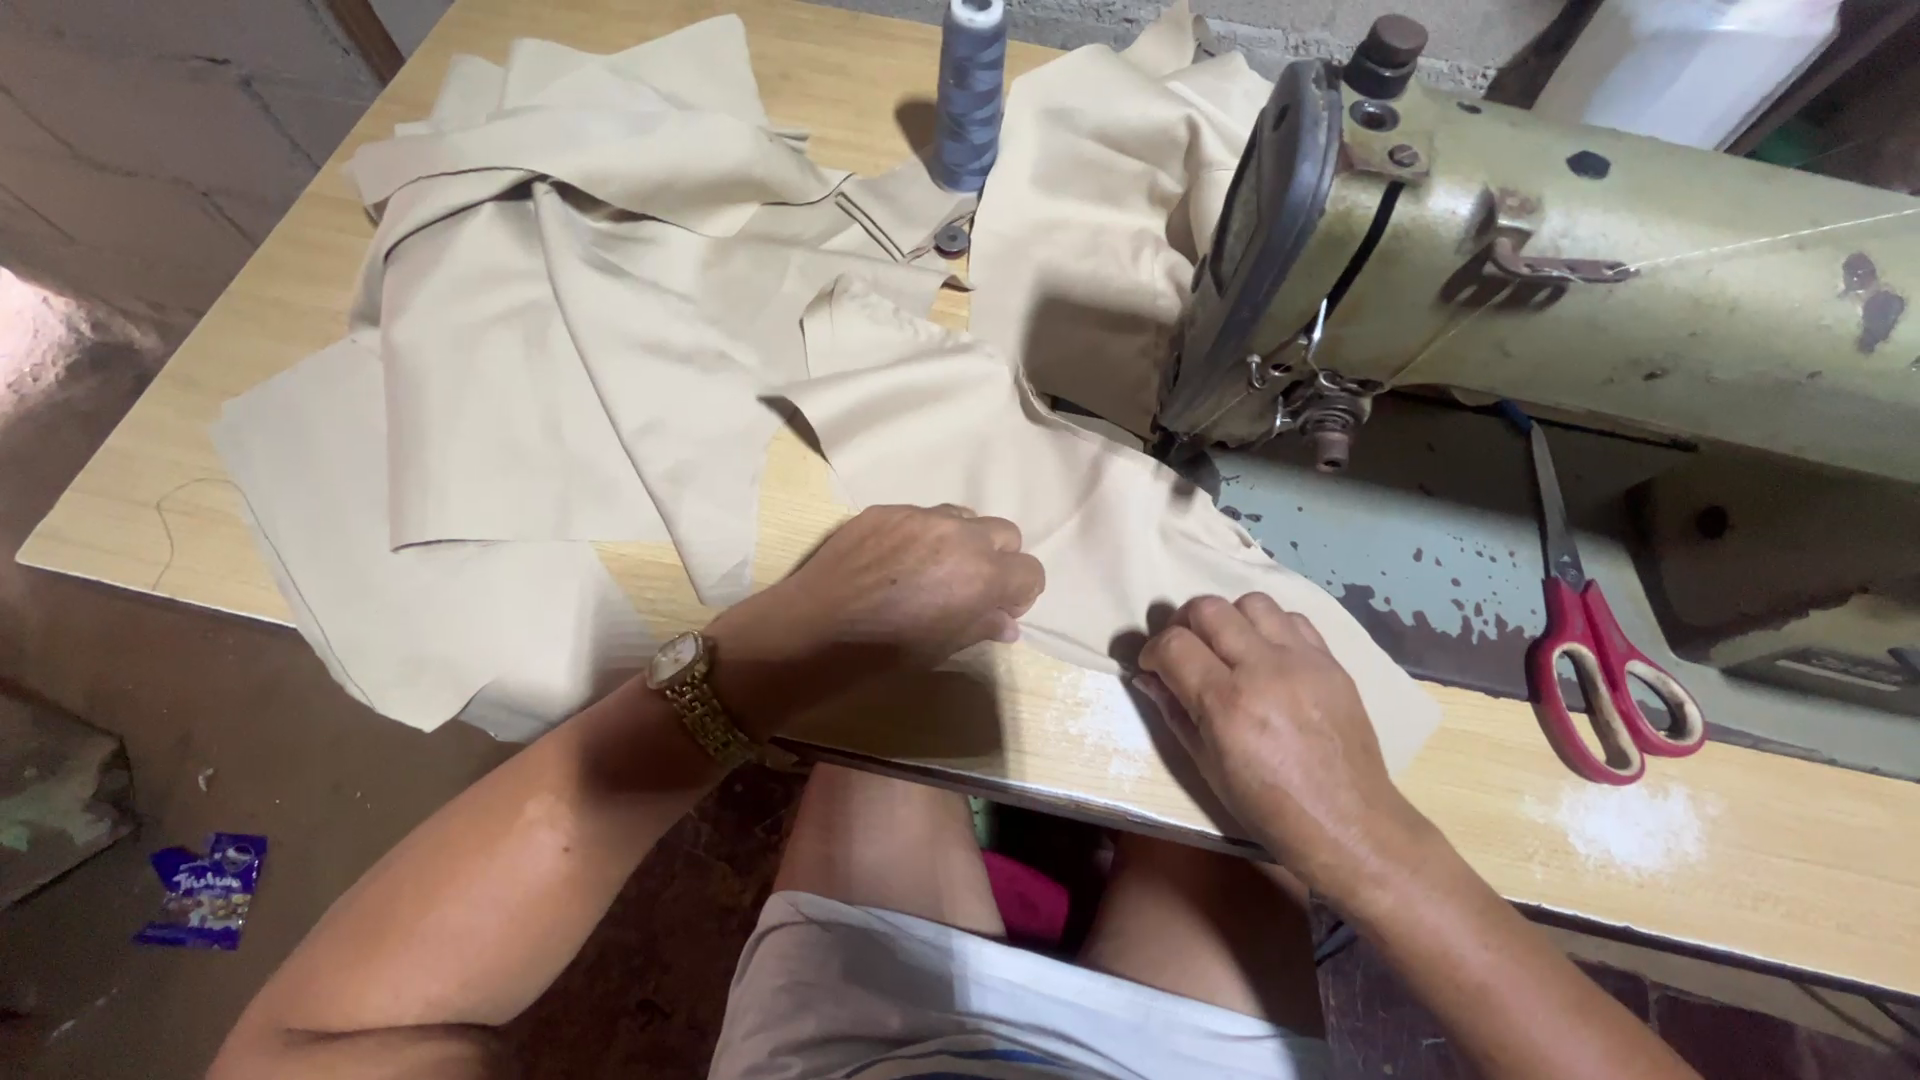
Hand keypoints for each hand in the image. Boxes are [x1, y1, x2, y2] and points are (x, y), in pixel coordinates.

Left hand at [704, 504, 1044, 733]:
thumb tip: (1006, 622)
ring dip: (962, 541)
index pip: (1030, 571)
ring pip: (963, 517)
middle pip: (1005, 534)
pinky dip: (922, 536)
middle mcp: (959, 534)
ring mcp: (920, 516)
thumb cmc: (885, 653)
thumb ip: (981, 625)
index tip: (999, 610)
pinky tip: (894, 563)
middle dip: (997, 560)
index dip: (1020, 594)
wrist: (813, 631)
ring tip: (933, 570)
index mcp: (983, 574)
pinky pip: (921, 515)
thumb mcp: (943, 647)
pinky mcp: (886, 509)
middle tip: (970, 588)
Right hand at [1134, 594, 1435, 904]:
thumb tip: (1147, 677)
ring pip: (1251, 602)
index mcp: (1227, 703)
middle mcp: (1263, 669)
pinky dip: (1269, 628)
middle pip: (1208, 608)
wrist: (1346, 822)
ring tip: (1227, 647)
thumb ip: (1174, 711)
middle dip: (1184, 623)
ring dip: (1228, 619)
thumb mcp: (1206, 766)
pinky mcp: (1331, 661)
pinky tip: (1266, 655)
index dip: (1152, 650)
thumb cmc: (1267, 806)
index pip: (1174, 644)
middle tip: (1184, 650)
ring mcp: (1303, 660)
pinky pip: (1292, 619)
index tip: (1153, 667)